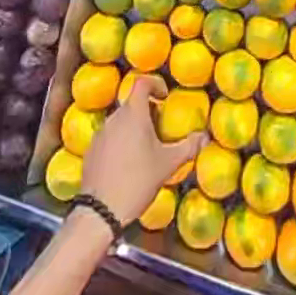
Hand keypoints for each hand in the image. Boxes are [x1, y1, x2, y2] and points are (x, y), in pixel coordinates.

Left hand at [80, 75, 201, 224]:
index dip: (155, 83)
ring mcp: (100, 134)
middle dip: (147, 110)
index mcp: (133, 113)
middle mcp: (114, 118)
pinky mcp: (91, 151)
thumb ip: (189, 147)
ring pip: (120, 120)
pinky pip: (110, 136)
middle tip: (161, 128)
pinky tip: (128, 164)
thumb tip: (204, 137)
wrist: (100, 212)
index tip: (165, 97)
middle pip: (132, 102)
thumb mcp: (168, 164)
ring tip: (146, 148)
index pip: (142, 82)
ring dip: (134, 126)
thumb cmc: (138, 180)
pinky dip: (121, 141)